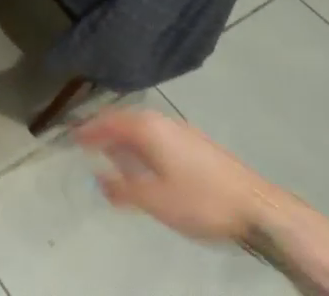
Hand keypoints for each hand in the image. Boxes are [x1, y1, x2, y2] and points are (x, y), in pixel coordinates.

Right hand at [71, 106, 277, 241]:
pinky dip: (143, 148)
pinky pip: (158, 139)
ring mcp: (183, 133)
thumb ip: (122, 188)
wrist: (258, 208)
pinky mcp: (198, 147)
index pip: (108, 120)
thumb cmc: (200, 200)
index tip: (70, 136)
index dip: (87, 128)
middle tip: (89, 147)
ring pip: (143, 131)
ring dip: (125, 143)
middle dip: (106, 133)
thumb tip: (98, 177)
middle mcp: (163, 122)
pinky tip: (146, 168)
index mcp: (147, 127)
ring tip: (113, 160)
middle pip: (125, 121)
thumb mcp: (153, 199)